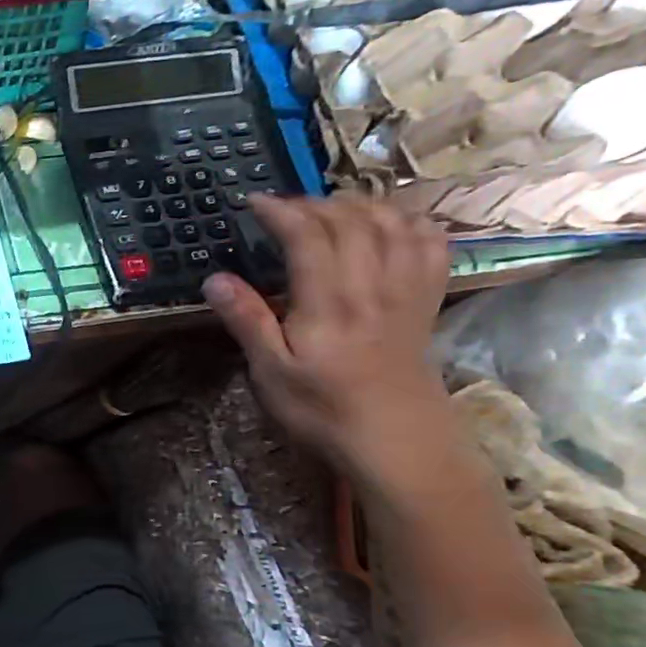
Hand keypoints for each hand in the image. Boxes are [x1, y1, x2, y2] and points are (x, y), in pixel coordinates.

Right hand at [202, 195, 451, 474]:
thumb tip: (214, 278)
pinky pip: (430, 244)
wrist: (397, 443)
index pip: (309, 235)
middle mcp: (373, 284)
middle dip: (314, 203)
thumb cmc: (324, 410)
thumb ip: (247, 320)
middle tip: (284, 208)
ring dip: (359, 204)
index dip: (281, 211)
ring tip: (329, 209)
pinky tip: (388, 224)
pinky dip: (409, 222)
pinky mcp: (426, 302)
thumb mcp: (271, 371)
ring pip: (394, 222)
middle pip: (352, 219)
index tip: (254, 203)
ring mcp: (407, 291)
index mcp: (330, 301)